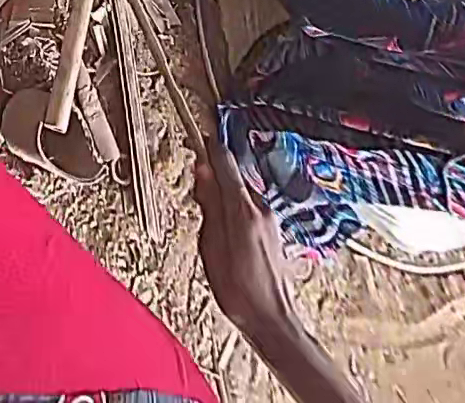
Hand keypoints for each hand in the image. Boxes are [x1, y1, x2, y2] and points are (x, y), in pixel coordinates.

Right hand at [194, 140, 297, 334]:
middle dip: (212, 177)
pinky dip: (233, 207)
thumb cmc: (236, 288)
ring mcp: (269, 217)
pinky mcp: (273, 227)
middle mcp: (260, 206)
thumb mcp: (210, 244)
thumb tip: (202, 168)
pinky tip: (227, 233)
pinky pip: (247, 205)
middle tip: (196, 196)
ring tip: (210, 223)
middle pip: (232, 174)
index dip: (206, 148)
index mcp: (242, 208)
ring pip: (239, 190)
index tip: (191, 141)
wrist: (273, 322)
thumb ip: (208, 203)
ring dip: (222, 194)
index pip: (224, 160)